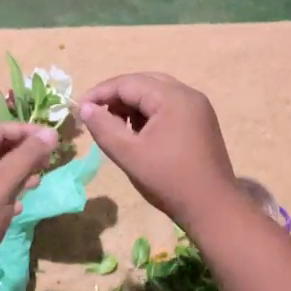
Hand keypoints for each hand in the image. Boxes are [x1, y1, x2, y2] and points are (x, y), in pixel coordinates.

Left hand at [0, 123, 58, 273]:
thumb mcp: (3, 182)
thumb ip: (27, 156)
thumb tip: (50, 133)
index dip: (22, 131)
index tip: (49, 137)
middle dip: (22, 153)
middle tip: (47, 158)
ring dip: (17, 173)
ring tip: (38, 180)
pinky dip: (7, 192)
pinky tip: (20, 204)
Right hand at [77, 72, 236, 223]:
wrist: (212, 207)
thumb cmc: (168, 180)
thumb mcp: (129, 154)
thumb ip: (104, 128)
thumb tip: (85, 108)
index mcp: (173, 97)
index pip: (128, 83)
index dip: (100, 93)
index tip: (78, 109)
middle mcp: (188, 95)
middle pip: (144, 83)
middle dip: (117, 97)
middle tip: (95, 116)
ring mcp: (198, 108)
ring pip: (157, 94)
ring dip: (132, 106)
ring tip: (115, 127)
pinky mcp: (201, 122)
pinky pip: (169, 107)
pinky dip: (149, 114)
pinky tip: (138, 135)